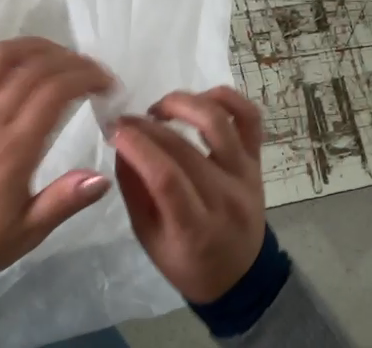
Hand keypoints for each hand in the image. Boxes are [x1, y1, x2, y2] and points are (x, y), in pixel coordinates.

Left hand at [0, 37, 114, 279]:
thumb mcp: (26, 232)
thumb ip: (64, 201)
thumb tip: (103, 177)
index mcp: (14, 148)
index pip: (54, 92)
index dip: (85, 78)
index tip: (107, 85)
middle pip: (36, 68)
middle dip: (73, 61)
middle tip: (95, 72)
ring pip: (5, 56)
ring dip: (38, 47)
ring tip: (63, 56)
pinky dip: (4, 52)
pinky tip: (22, 59)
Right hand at [112, 87, 266, 303]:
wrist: (241, 274)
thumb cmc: (187, 262)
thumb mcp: (148, 238)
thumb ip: (133, 190)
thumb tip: (120, 144)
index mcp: (195, 228)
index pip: (166, 178)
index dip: (137, 146)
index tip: (114, 130)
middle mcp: (225, 197)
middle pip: (183, 147)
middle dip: (145, 125)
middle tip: (125, 121)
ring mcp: (245, 175)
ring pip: (217, 121)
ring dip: (182, 104)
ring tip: (159, 109)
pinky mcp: (257, 159)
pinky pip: (249, 116)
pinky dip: (225, 97)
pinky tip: (199, 99)